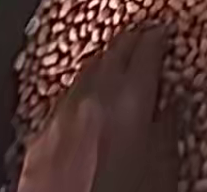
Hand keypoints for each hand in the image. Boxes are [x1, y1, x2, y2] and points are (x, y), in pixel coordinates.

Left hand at [19, 23, 175, 191]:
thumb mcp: (162, 172)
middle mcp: (94, 98)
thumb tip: (168, 104)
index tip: (164, 34)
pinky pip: (65, 101)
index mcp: (130, 101)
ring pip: (87, 71)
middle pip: (115, 50)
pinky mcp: (39, 140)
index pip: (147, 49)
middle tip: (145, 41)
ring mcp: (62, 116)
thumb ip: (166, 129)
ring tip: (118, 70)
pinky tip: (88, 110)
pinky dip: (82, 95)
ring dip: (105, 65)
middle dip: (132, 42)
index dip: (158, 38)